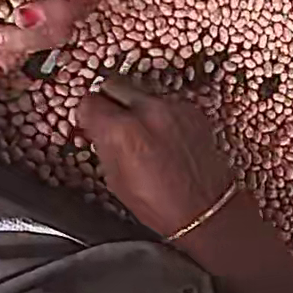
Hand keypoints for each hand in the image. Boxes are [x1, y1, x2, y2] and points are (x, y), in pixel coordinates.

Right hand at [75, 78, 244, 239]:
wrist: (204, 207)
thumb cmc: (159, 202)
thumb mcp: (115, 178)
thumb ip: (103, 143)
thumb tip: (97, 128)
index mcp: (121, 130)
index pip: (90, 101)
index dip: (89, 114)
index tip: (91, 121)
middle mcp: (147, 111)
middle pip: (115, 85)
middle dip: (110, 102)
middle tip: (113, 123)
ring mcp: (173, 107)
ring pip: (142, 92)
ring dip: (137, 107)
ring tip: (142, 133)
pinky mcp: (192, 110)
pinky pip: (167, 102)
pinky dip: (161, 114)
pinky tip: (164, 136)